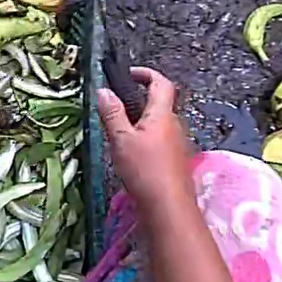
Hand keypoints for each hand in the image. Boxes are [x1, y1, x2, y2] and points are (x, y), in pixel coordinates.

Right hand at [95, 66, 195, 215]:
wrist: (168, 207)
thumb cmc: (144, 169)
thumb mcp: (121, 139)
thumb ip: (112, 114)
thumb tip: (104, 90)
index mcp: (162, 114)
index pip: (161, 83)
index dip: (146, 73)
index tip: (129, 74)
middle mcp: (174, 125)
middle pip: (159, 103)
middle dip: (139, 99)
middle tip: (116, 106)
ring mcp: (177, 143)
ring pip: (158, 123)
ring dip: (141, 121)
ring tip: (118, 132)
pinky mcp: (174, 160)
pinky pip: (159, 140)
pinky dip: (145, 138)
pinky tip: (131, 154)